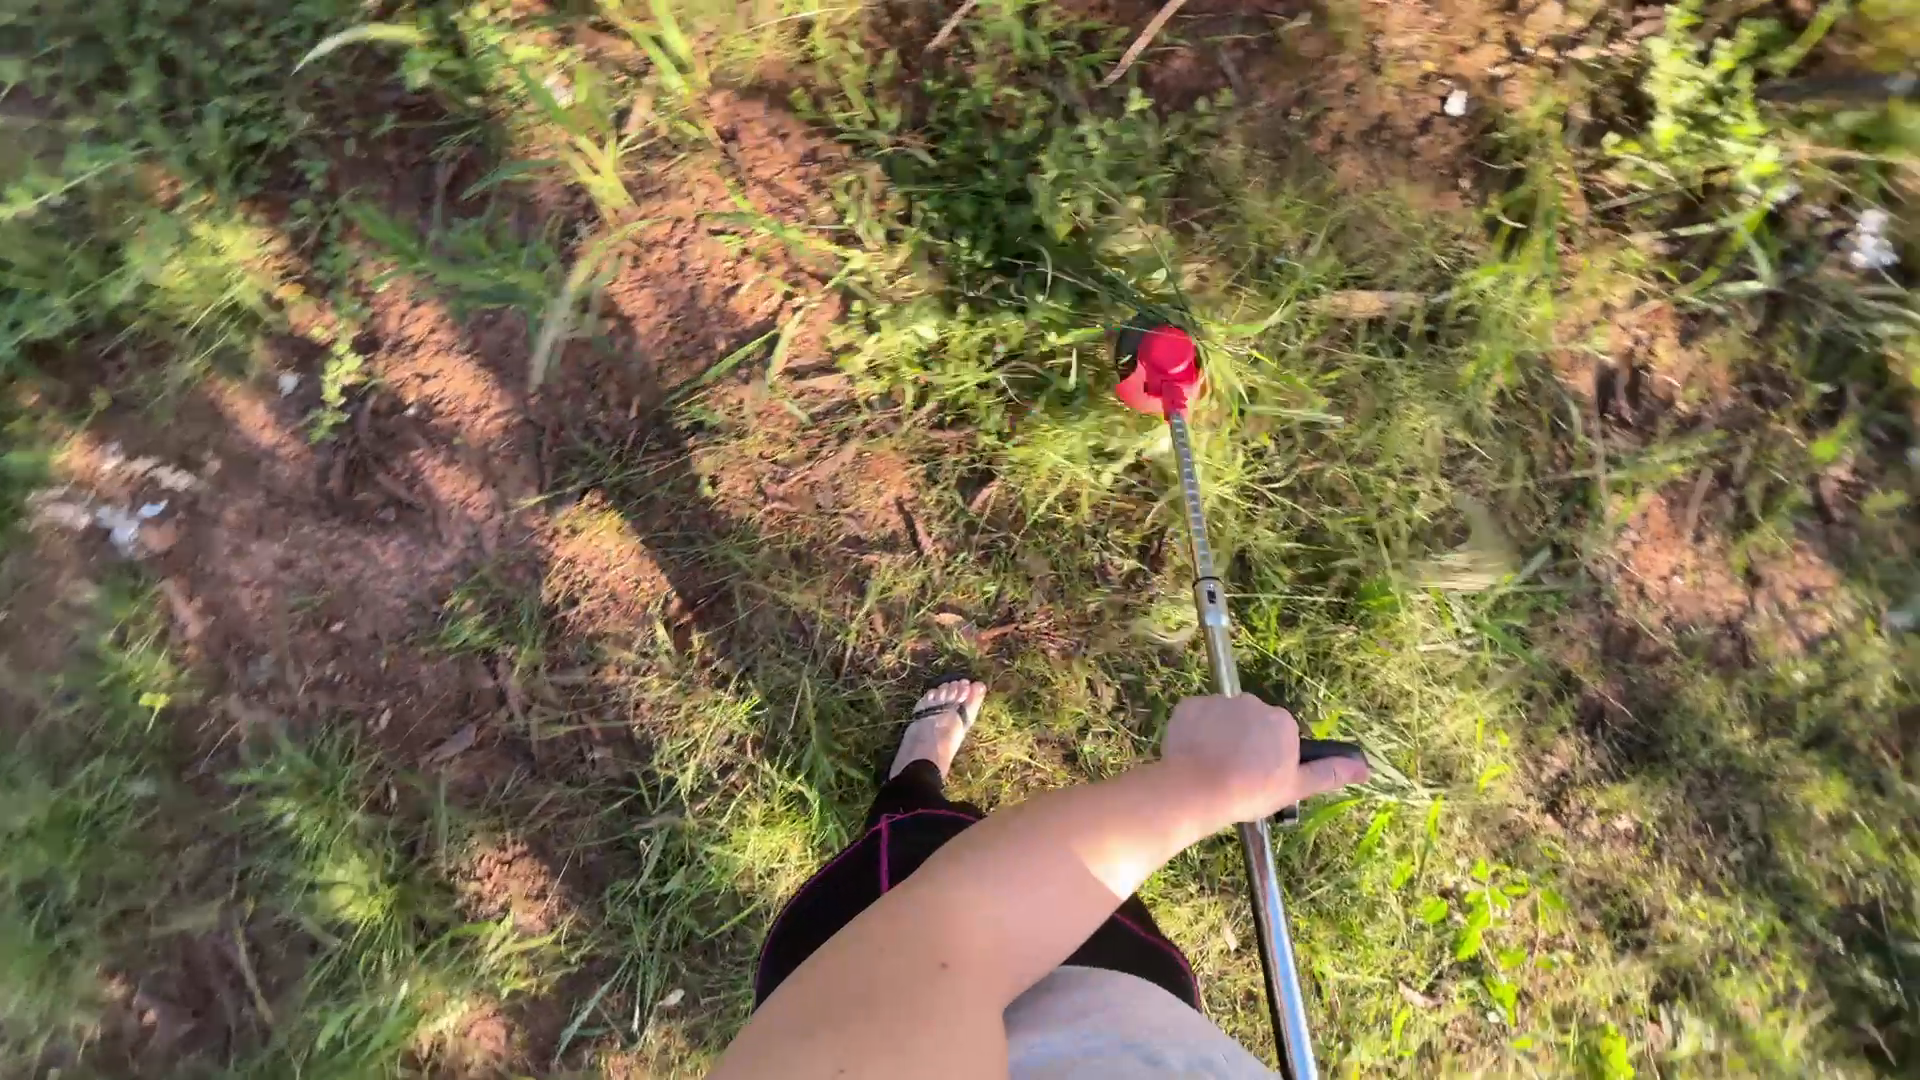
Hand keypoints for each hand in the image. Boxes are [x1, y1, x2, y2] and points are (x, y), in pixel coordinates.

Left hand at [1159, 694, 1369, 824]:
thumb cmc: (1250, 790)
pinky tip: (1194, 753)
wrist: (1197, 788)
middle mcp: (1251, 702)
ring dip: (1221, 734)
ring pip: (1224, 718)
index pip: (1279, 733)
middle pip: (1252, 721)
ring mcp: (1217, 701)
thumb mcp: (1295, 786)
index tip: (1261, 773)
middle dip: (1247, 740)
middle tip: (1237, 770)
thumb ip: (1328, 773)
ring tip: (1214, 765)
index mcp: (1280, 720)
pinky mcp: (1189, 705)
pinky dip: (1196, 731)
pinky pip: (1197, 716)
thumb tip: (1362, 769)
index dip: (1270, 754)